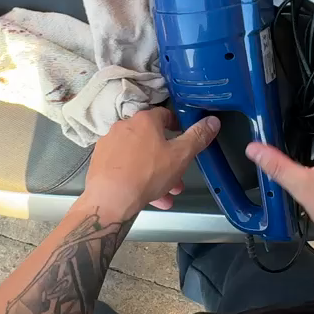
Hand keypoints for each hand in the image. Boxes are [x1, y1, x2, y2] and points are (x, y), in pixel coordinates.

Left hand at [81, 107, 219, 220]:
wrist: (110, 198)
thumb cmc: (147, 173)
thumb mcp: (180, 156)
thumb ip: (198, 137)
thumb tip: (212, 121)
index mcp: (145, 120)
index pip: (165, 115)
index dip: (177, 127)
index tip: (184, 139)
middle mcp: (124, 126)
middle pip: (151, 140)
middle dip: (168, 159)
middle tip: (178, 176)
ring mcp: (110, 143)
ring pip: (139, 156)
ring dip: (155, 173)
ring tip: (166, 194)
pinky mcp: (101, 160)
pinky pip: (124, 166)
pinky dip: (137, 178)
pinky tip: (148, 197)